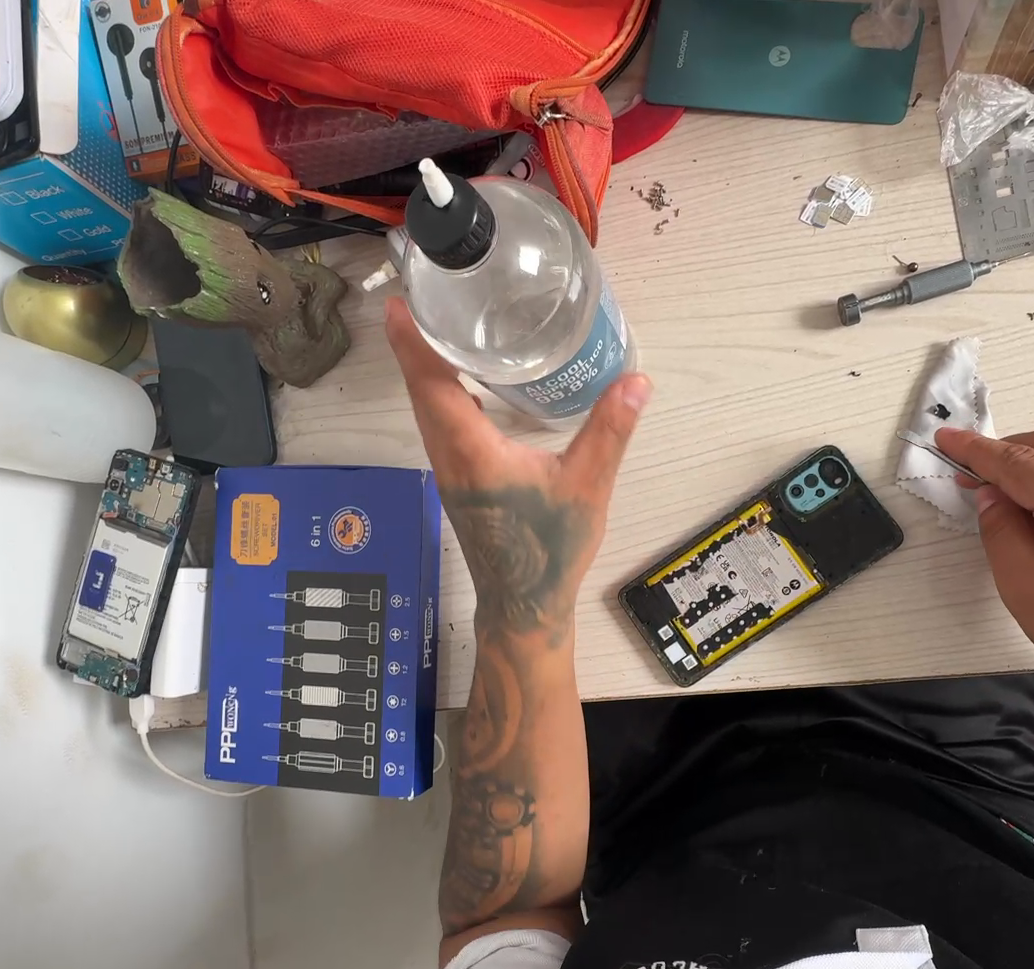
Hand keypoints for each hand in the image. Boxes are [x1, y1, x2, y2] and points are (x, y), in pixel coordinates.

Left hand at [385, 298, 651, 645]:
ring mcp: (449, 473)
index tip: (396, 301)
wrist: (524, 605)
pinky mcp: (459, 483)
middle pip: (421, 392)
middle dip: (414, 344)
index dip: (412, 342)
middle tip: (418, 299)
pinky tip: (466, 386)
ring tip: (437, 332)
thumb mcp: (587, 487)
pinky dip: (443, 396)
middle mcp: (449, 457)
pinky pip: (440, 427)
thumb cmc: (551, 549)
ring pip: (428, 411)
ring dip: (425, 371)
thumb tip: (637, 380)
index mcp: (472, 451)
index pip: (432, 385)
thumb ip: (610, 431)